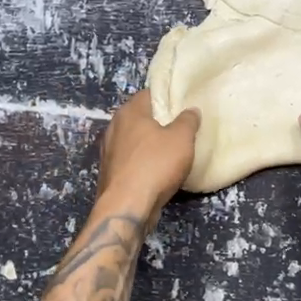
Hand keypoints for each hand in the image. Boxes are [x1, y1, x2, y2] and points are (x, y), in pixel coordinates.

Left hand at [97, 91, 199, 218]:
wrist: (127, 207)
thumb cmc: (155, 165)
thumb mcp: (182, 139)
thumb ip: (188, 120)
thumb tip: (191, 111)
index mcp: (129, 112)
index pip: (148, 94)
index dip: (166, 97)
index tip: (182, 106)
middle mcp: (114, 127)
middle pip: (140, 117)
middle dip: (158, 121)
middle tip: (180, 128)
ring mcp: (108, 151)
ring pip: (134, 140)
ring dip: (149, 144)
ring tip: (170, 150)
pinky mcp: (109, 173)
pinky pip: (130, 160)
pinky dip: (142, 161)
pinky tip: (156, 171)